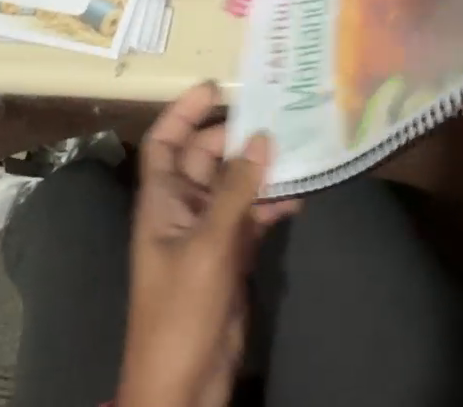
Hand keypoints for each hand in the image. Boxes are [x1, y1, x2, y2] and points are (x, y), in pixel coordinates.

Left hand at [119, 83, 298, 406]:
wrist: (184, 384)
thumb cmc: (182, 310)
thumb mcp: (208, 246)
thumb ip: (235, 191)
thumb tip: (261, 138)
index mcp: (162, 202)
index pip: (165, 143)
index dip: (184, 112)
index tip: (216, 86)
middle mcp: (183, 210)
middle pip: (206, 158)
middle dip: (236, 136)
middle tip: (277, 114)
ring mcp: (209, 234)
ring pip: (235, 186)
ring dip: (261, 168)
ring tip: (297, 146)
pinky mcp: (233, 256)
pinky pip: (253, 216)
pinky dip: (273, 204)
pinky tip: (300, 194)